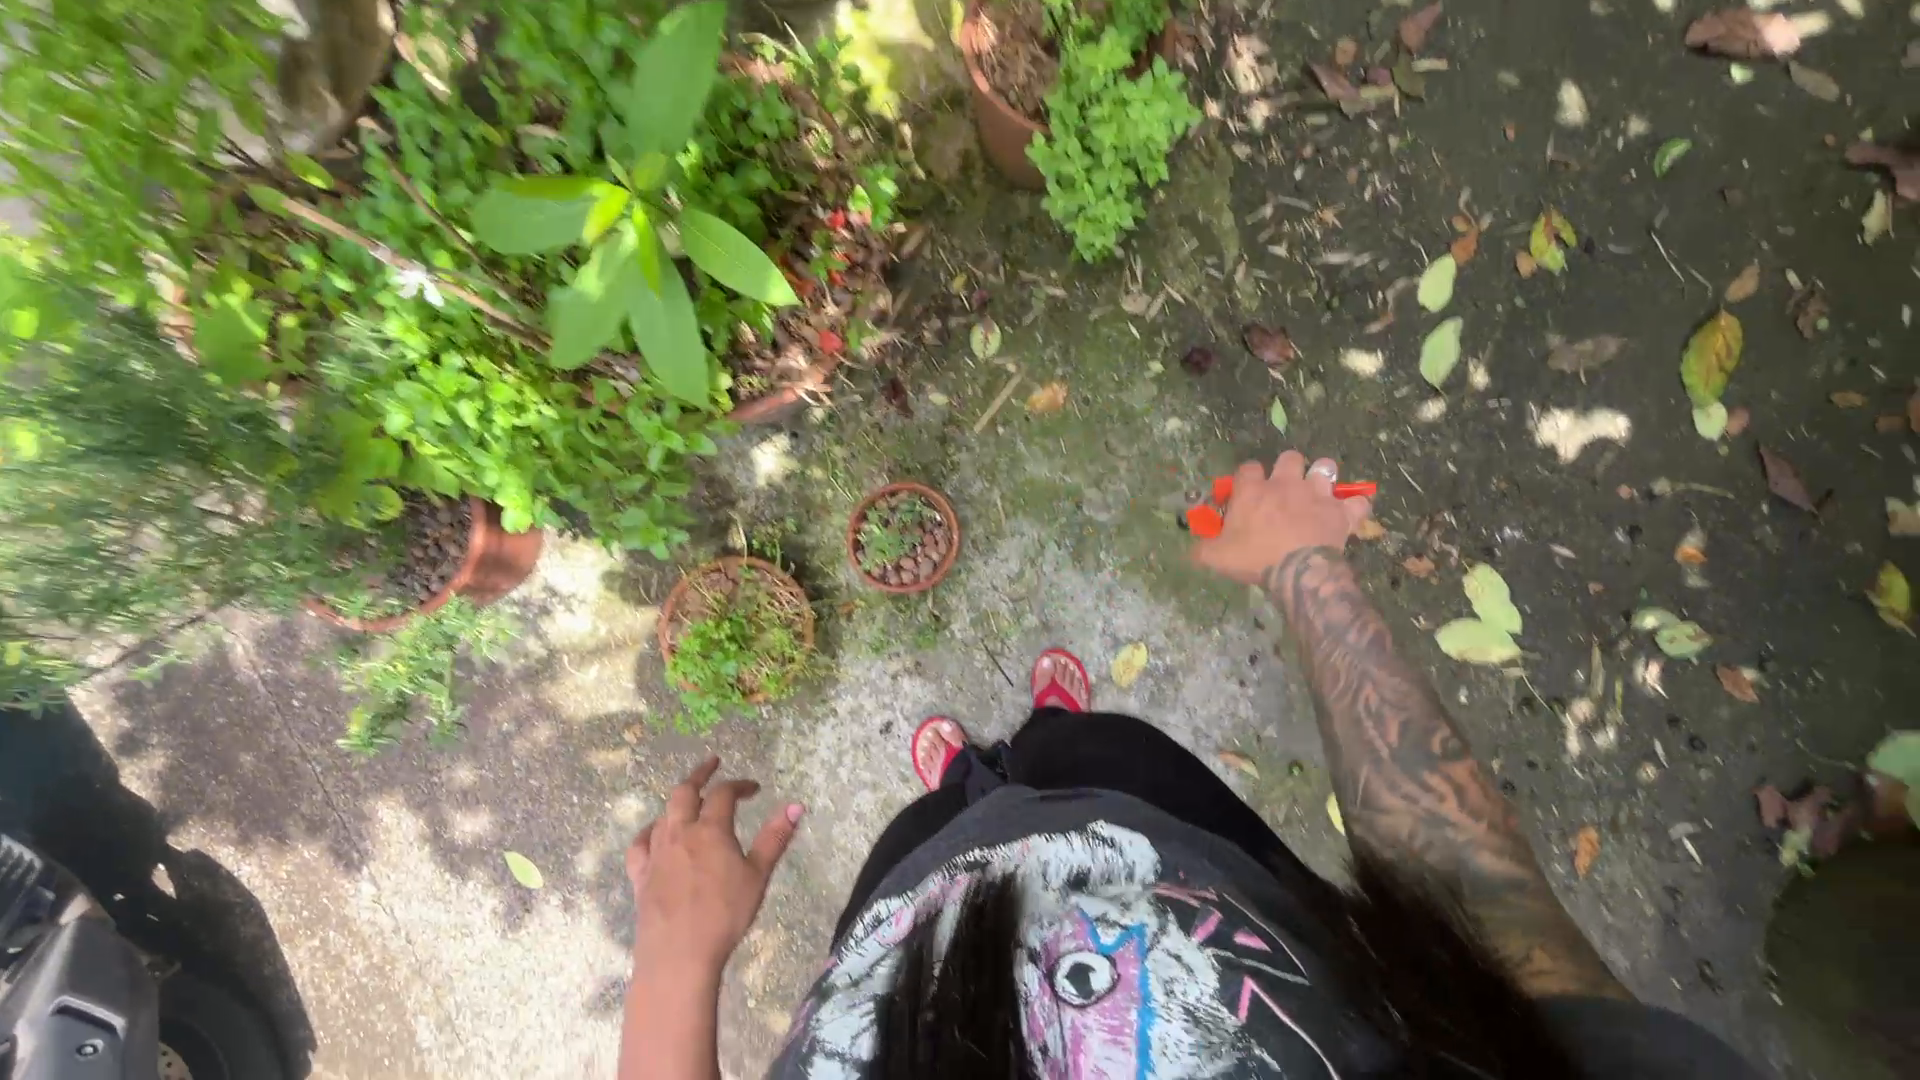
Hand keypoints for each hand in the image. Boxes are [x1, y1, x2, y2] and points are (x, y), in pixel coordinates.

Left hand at [626, 756, 803, 974]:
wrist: (678, 955)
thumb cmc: (724, 915)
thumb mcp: (758, 876)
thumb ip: (775, 838)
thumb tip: (796, 805)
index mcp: (710, 830)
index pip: (724, 793)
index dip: (740, 785)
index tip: (754, 788)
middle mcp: (680, 833)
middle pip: (684, 792)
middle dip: (700, 774)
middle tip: (712, 764)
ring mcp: (656, 854)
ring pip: (663, 814)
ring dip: (678, 801)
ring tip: (690, 800)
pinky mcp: (640, 876)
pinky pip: (641, 844)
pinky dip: (650, 832)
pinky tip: (655, 835)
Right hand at [1190, 450, 1373, 585]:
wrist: (1296, 571)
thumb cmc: (1254, 559)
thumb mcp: (1216, 556)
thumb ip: (1201, 549)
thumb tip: (1189, 550)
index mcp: (1253, 491)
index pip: (1247, 468)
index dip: (1246, 476)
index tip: (1245, 490)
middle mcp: (1285, 484)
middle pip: (1289, 457)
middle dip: (1288, 467)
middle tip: (1285, 487)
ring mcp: (1317, 495)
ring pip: (1326, 467)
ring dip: (1323, 476)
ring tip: (1319, 490)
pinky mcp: (1341, 512)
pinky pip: (1358, 501)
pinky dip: (1356, 506)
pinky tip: (1350, 512)